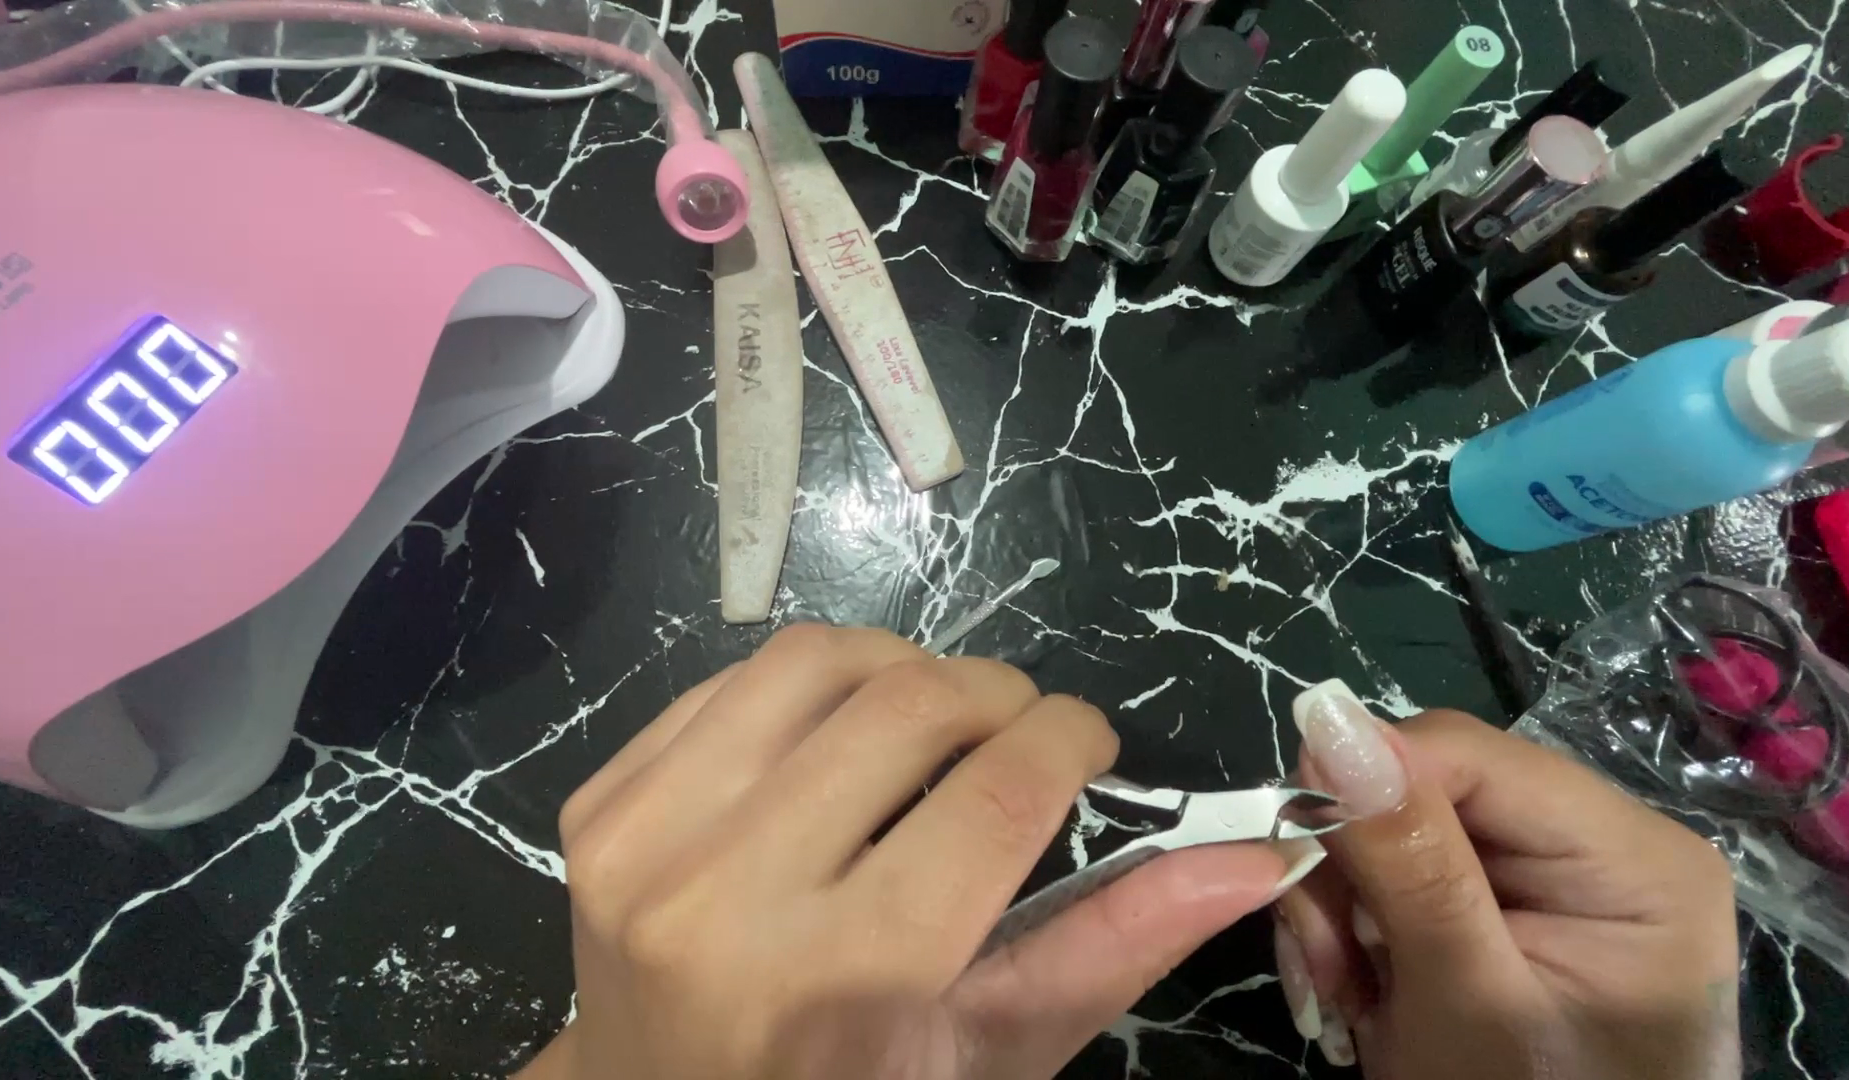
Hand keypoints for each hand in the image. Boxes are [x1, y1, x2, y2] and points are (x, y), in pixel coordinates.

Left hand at [517, 625, 1317, 1079]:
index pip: (994, 794)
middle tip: (1016, 721)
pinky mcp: (601, 797)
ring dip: (901, 662)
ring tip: (929, 708)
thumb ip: (1117, 941)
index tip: (1086, 736)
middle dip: (994, 691)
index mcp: (842, 980)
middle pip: (906, 705)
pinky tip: (835, 727)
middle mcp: (725, 895)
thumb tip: (1247, 848)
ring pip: (815, 658)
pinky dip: (813, 680)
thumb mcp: (993, 1048)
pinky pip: (735, 676)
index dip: (1067, 736)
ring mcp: (646, 836)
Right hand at [1272, 681, 1740, 1078]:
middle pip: (1407, 783)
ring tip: (1337, 984)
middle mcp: (1582, 833)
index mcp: (1627, 853)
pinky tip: (1351, 974)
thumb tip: (1327, 713)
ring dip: (1330, 897)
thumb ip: (1407, 860)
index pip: (1455, 750)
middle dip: (1343, 865)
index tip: (1301, 869)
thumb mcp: (1466, 1002)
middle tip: (1323, 960)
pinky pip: (1375, 855)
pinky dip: (1340, 911)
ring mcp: (1530, 860)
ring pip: (1374, 818)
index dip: (1358, 787)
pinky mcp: (1481, 885)